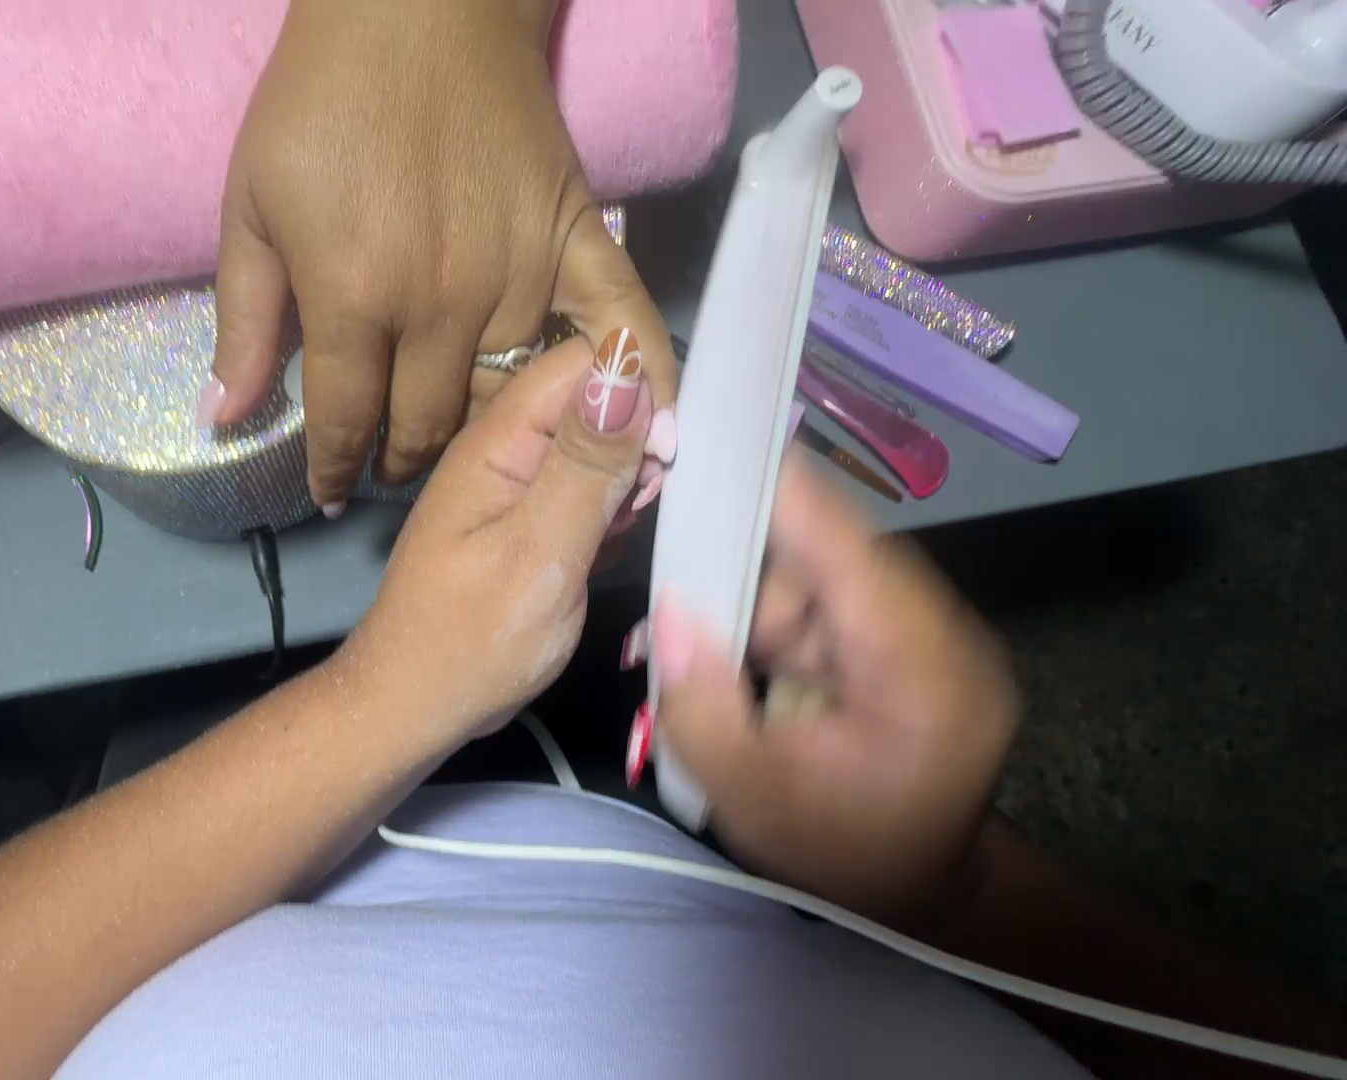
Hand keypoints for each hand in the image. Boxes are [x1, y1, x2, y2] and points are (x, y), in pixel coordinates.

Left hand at [205, 0, 676, 513]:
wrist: (417, 2)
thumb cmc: (319, 106)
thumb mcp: (249, 209)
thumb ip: (244, 324)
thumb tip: (221, 421)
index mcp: (354, 296)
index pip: (345, 421)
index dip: (334, 469)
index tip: (331, 492)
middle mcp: (440, 305)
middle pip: (425, 426)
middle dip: (398, 461)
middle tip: (388, 467)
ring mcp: (517, 278)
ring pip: (502, 399)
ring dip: (476, 438)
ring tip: (457, 449)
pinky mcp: (575, 244)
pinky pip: (616, 326)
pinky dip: (634, 383)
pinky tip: (650, 435)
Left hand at [339, 327, 653, 743]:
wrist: (416, 704)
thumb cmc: (470, 641)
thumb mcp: (538, 554)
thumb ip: (585, 467)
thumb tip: (629, 371)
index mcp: (497, 442)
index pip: (579, 360)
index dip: (636, 386)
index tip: (666, 449)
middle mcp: (504, 451)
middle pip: (592, 400)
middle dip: (637, 439)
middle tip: (641, 504)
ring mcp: (514, 488)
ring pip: (594, 449)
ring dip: (626, 481)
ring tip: (620, 533)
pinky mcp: (526, 523)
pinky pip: (582, 493)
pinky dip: (608, 513)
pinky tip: (604, 550)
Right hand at [648, 457, 1019, 922]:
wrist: (909, 894)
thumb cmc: (842, 857)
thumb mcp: (752, 799)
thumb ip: (700, 707)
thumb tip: (668, 611)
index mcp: (925, 675)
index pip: (855, 554)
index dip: (789, 494)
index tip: (721, 444)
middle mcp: (929, 637)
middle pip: (821, 560)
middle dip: (740, 577)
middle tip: (677, 611)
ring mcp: (906, 637)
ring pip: (805, 580)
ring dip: (741, 608)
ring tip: (696, 659)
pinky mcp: (880, 643)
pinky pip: (805, 605)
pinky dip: (753, 623)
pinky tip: (720, 661)